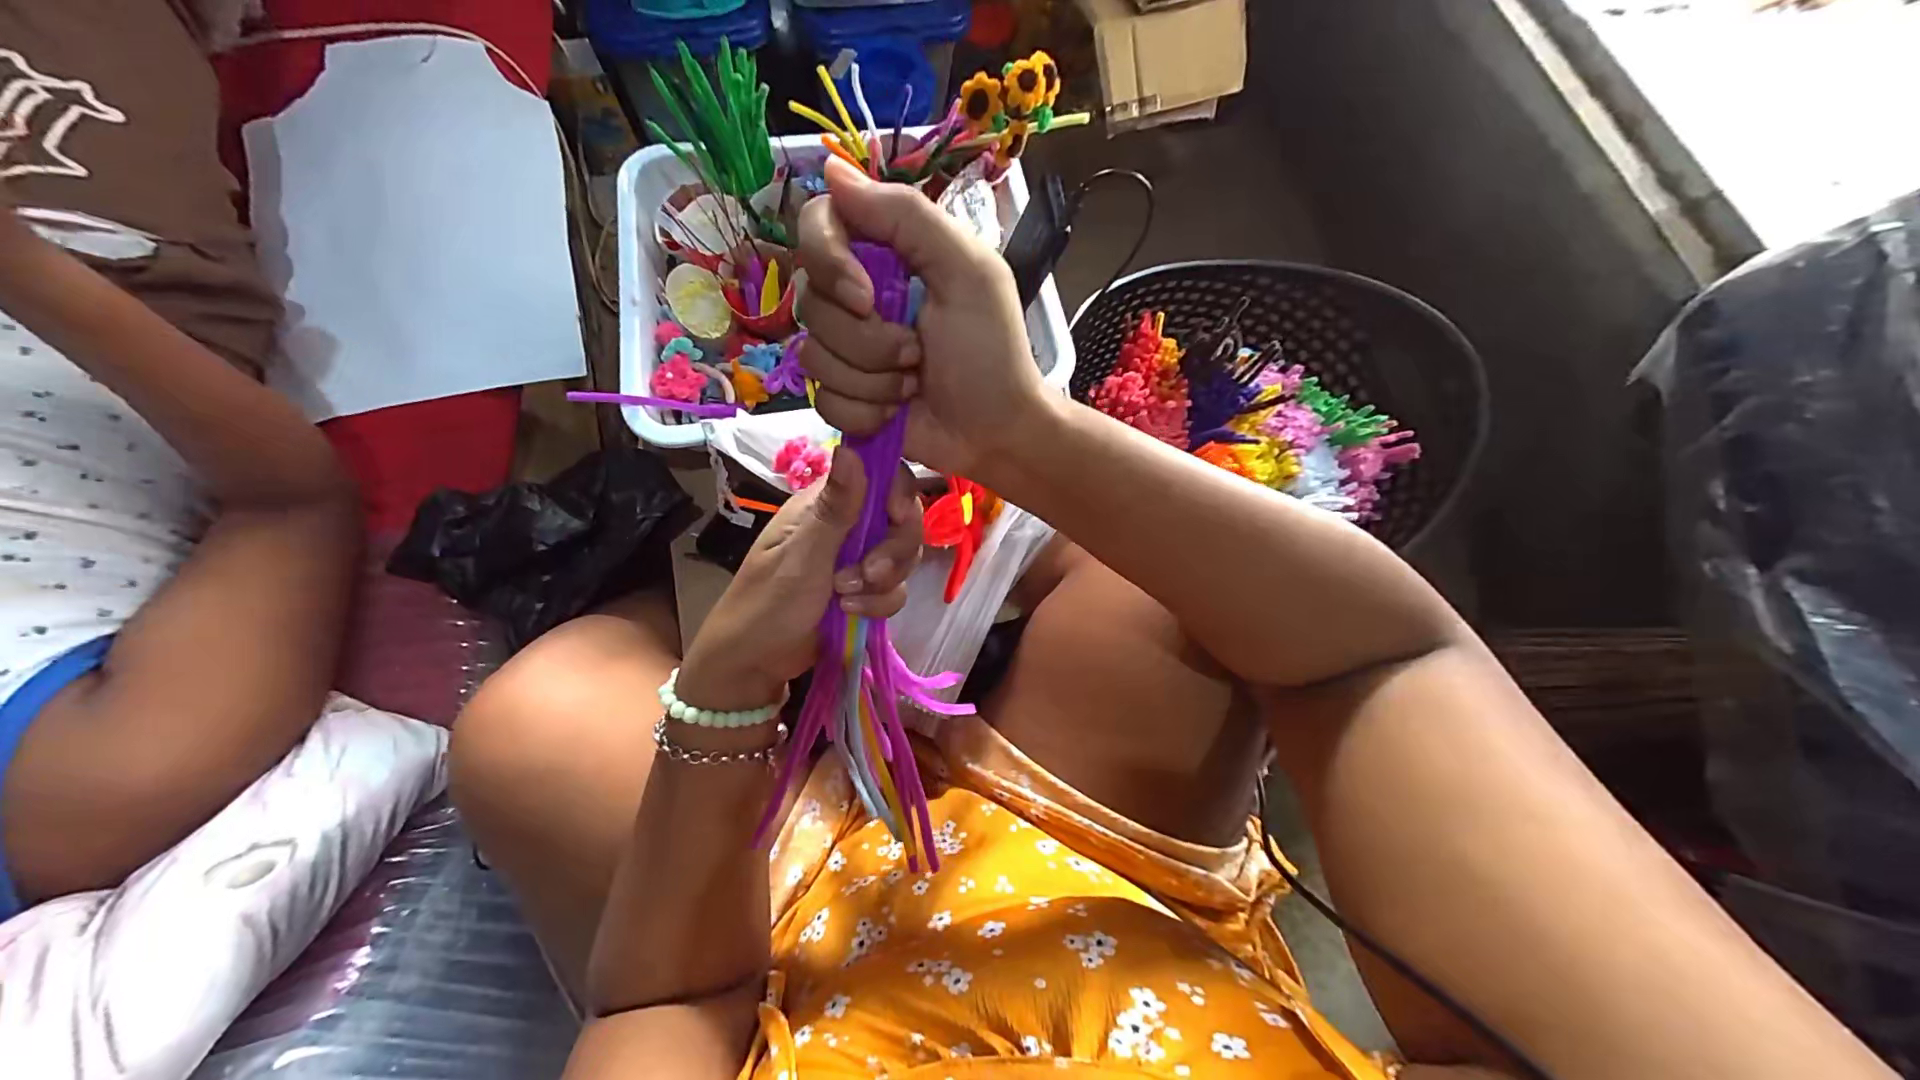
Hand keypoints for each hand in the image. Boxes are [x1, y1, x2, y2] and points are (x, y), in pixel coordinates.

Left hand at [677, 446, 920, 711]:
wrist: (755, 663)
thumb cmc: (767, 603)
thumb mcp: (803, 556)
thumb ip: (836, 508)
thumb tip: (851, 446)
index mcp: (825, 503)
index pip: (882, 476)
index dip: (898, 493)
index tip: (897, 517)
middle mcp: (848, 524)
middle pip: (903, 519)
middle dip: (893, 550)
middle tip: (869, 574)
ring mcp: (859, 558)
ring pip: (903, 556)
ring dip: (883, 582)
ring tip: (846, 599)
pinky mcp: (867, 590)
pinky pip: (896, 589)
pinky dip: (879, 604)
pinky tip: (851, 613)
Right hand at [795, 158, 1052, 477]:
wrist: (995, 430)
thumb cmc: (990, 350)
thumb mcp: (966, 270)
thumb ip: (906, 214)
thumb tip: (831, 169)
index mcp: (888, 254)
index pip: (819, 226)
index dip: (829, 261)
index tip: (866, 299)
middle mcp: (859, 296)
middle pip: (811, 300)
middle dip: (867, 339)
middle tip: (916, 353)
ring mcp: (850, 349)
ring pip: (815, 356)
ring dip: (871, 379)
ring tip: (912, 383)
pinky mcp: (846, 395)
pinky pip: (824, 400)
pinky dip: (865, 412)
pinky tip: (896, 411)